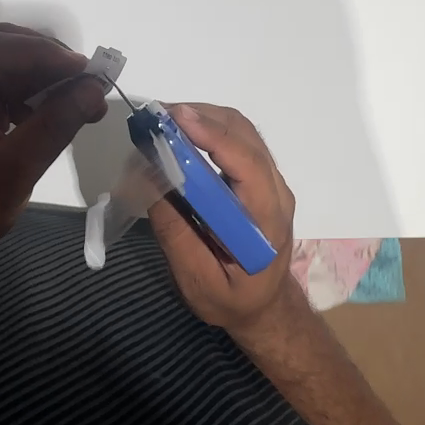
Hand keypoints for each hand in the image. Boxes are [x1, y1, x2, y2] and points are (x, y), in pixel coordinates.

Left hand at [0, 24, 108, 286]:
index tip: (84, 68)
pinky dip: (29, 93)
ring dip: (41, 76)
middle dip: (44, 59)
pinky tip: (56, 111)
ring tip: (82, 97)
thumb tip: (93, 88)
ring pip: (0, 64)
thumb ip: (54, 125)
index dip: (40, 51)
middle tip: (86, 80)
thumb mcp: (13, 171)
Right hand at [148, 103, 300, 334]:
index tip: (176, 118)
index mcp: (266, 220)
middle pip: (244, 134)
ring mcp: (270, 181)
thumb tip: (148, 178)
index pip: (247, 164)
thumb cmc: (232, 299)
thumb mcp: (197, 280)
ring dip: (202, 117)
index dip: (212, 136)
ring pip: (240, 129)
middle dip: (200, 116)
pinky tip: (179, 134)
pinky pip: (236, 138)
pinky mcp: (258, 177)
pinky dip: (206, 127)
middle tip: (155, 118)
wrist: (265, 309)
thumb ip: (174, 231)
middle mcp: (276, 191)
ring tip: (161, 122)